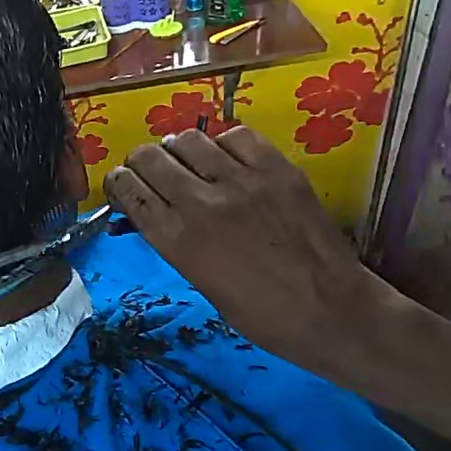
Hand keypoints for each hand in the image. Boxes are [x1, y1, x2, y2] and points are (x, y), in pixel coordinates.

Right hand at [104, 127, 392, 361]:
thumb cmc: (260, 314)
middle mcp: (201, 203)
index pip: (128, 190)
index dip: (119, 183)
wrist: (331, 311)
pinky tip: (229, 160)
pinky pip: (235, 136)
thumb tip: (154, 210)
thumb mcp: (200, 282)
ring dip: (179, 150)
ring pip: (187, 140)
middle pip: (149, 158)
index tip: (123, 186)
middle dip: (142, 163)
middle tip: (152, 172)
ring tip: (190, 163)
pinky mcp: (276, 168)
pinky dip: (223, 144)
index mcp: (177, 240)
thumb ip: (174, 240)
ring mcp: (241, 181)